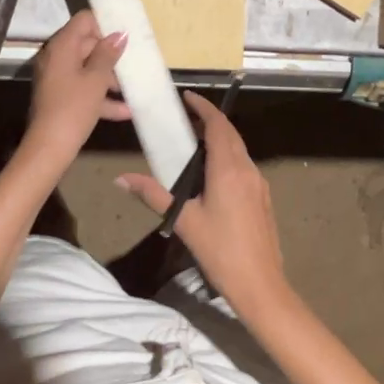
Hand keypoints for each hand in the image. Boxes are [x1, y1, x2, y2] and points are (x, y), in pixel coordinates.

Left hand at [25, 11, 129, 159]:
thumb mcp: (96, 80)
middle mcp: (56, 57)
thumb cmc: (74, 108)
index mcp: (62, 46)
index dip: (104, 25)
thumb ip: (108, 55)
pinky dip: (100, 96)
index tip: (125, 37)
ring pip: (86, 69)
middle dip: (110, 55)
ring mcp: (56, 77)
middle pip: (86, 44)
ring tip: (131, 90)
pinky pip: (82, 88)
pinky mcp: (59, 96)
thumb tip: (119, 35)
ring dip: (108, 78)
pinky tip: (125, 111)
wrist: (49, 146)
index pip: (84, 20)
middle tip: (132, 65)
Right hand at [115, 91, 288, 310]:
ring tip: (194, 144)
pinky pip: (244, 167)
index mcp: (229, 169)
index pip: (218, 126)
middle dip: (210, 122)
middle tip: (186, 119)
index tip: (188, 97)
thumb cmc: (220, 251)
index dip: (204, 108)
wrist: (261, 285)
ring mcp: (259, 185)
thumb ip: (153, 195)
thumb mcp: (184, 221)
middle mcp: (248, 170)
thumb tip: (121, 179)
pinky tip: (211, 174)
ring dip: (220, 140)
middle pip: (231, 134)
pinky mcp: (263, 199)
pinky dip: (227, 158)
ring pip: (239, 151)